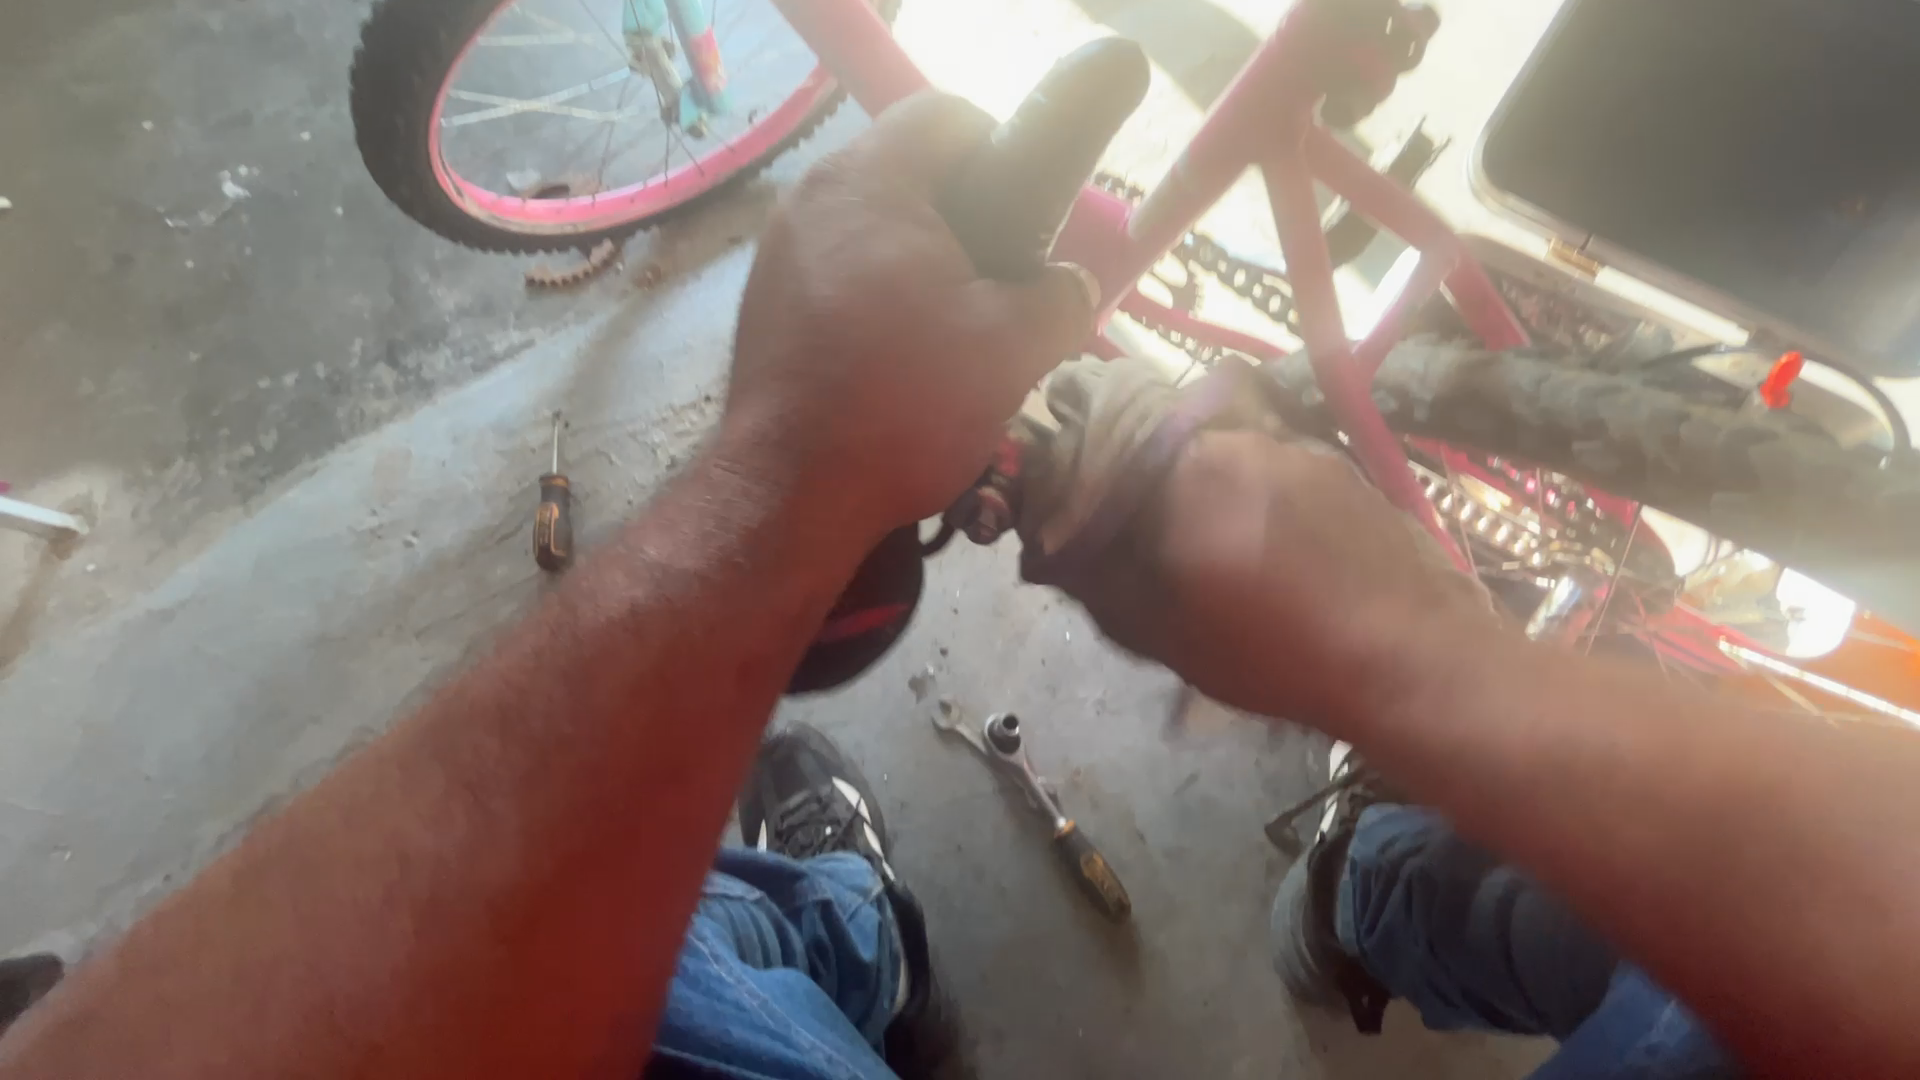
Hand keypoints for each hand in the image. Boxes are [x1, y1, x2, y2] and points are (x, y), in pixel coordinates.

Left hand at [719, 91, 1097, 541]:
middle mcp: (809, 201)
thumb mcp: (1012, 350)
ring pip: (873, 235)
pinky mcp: (766, 311)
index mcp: (869, 183)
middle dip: (966, 223)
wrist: (794, 497)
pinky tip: (897, 366)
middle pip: (908, 178)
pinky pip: (839, 280)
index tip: (1028, 218)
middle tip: (1000, 287)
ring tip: (952, 336)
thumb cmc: (906, 407)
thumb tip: (1071, 286)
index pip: (946, 117)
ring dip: (922, 270)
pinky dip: (879, 304)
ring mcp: (777, 259)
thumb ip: (1061, 299)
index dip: (1004, 149)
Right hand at [1046, 426, 1502, 728]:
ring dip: (1202, 491)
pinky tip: (1270, 548)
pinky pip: (1271, 468)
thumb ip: (1103, 586)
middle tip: (1150, 539)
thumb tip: (1056, 557)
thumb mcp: (1167, 634)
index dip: (1085, 473)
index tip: (1082, 511)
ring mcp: (1297, 449)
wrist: (1413, 661)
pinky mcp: (1338, 467)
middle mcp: (1241, 443)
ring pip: (1220, 456)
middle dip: (1146, 485)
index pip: (1106, 446)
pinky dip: (1252, 496)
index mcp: (1189, 477)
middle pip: (1164, 446)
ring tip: (1216, 550)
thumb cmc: (1275, 654)